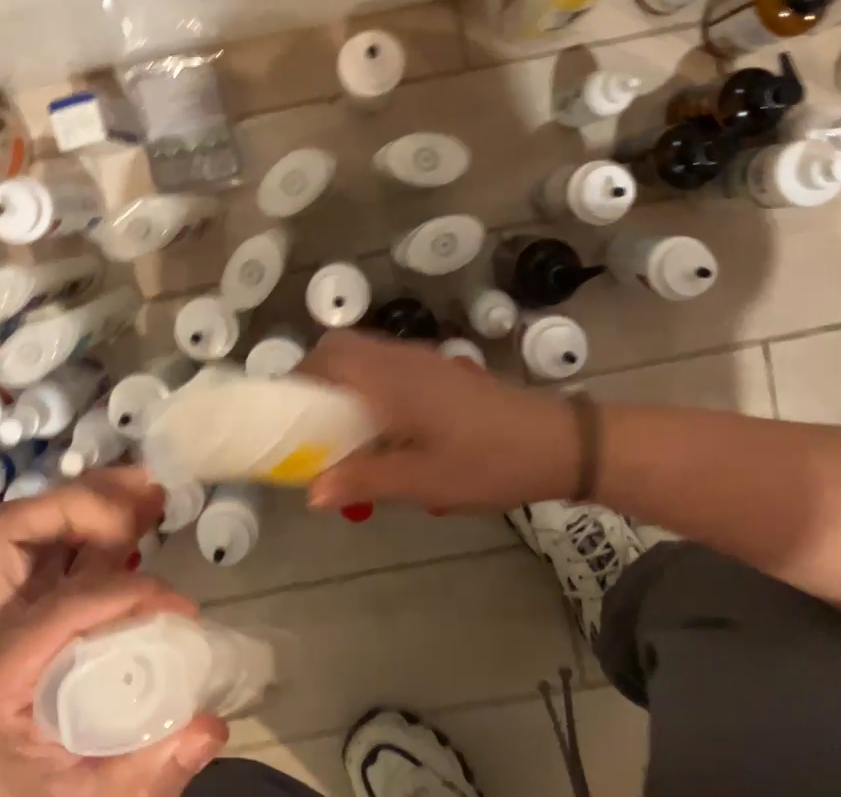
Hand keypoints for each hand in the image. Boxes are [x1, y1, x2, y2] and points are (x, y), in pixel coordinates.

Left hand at [0, 468, 228, 796]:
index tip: (179, 607)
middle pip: (16, 533)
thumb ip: (147, 772)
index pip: (62, 606)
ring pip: (31, 528)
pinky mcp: (21, 615)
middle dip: (82, 506)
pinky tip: (138, 522)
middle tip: (145, 504)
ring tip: (149, 490)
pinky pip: (50, 551)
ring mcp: (0, 618)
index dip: (125, 592)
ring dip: (90, 502)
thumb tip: (212, 726)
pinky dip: (93, 527)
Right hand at [297, 330, 578, 511]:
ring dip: (346, 384)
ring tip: (343, 432)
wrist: (555, 443)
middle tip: (312, 426)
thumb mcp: (422, 481)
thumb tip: (311, 491)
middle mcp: (402, 359)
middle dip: (318, 380)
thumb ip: (363, 480)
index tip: (285, 415)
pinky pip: (390, 367)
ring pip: (367, 356)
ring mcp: (425, 361)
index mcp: (388, 379)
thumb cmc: (485, 461)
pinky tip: (385, 430)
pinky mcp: (443, 371)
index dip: (297, 379)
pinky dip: (372, 388)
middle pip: (342, 349)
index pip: (326, 356)